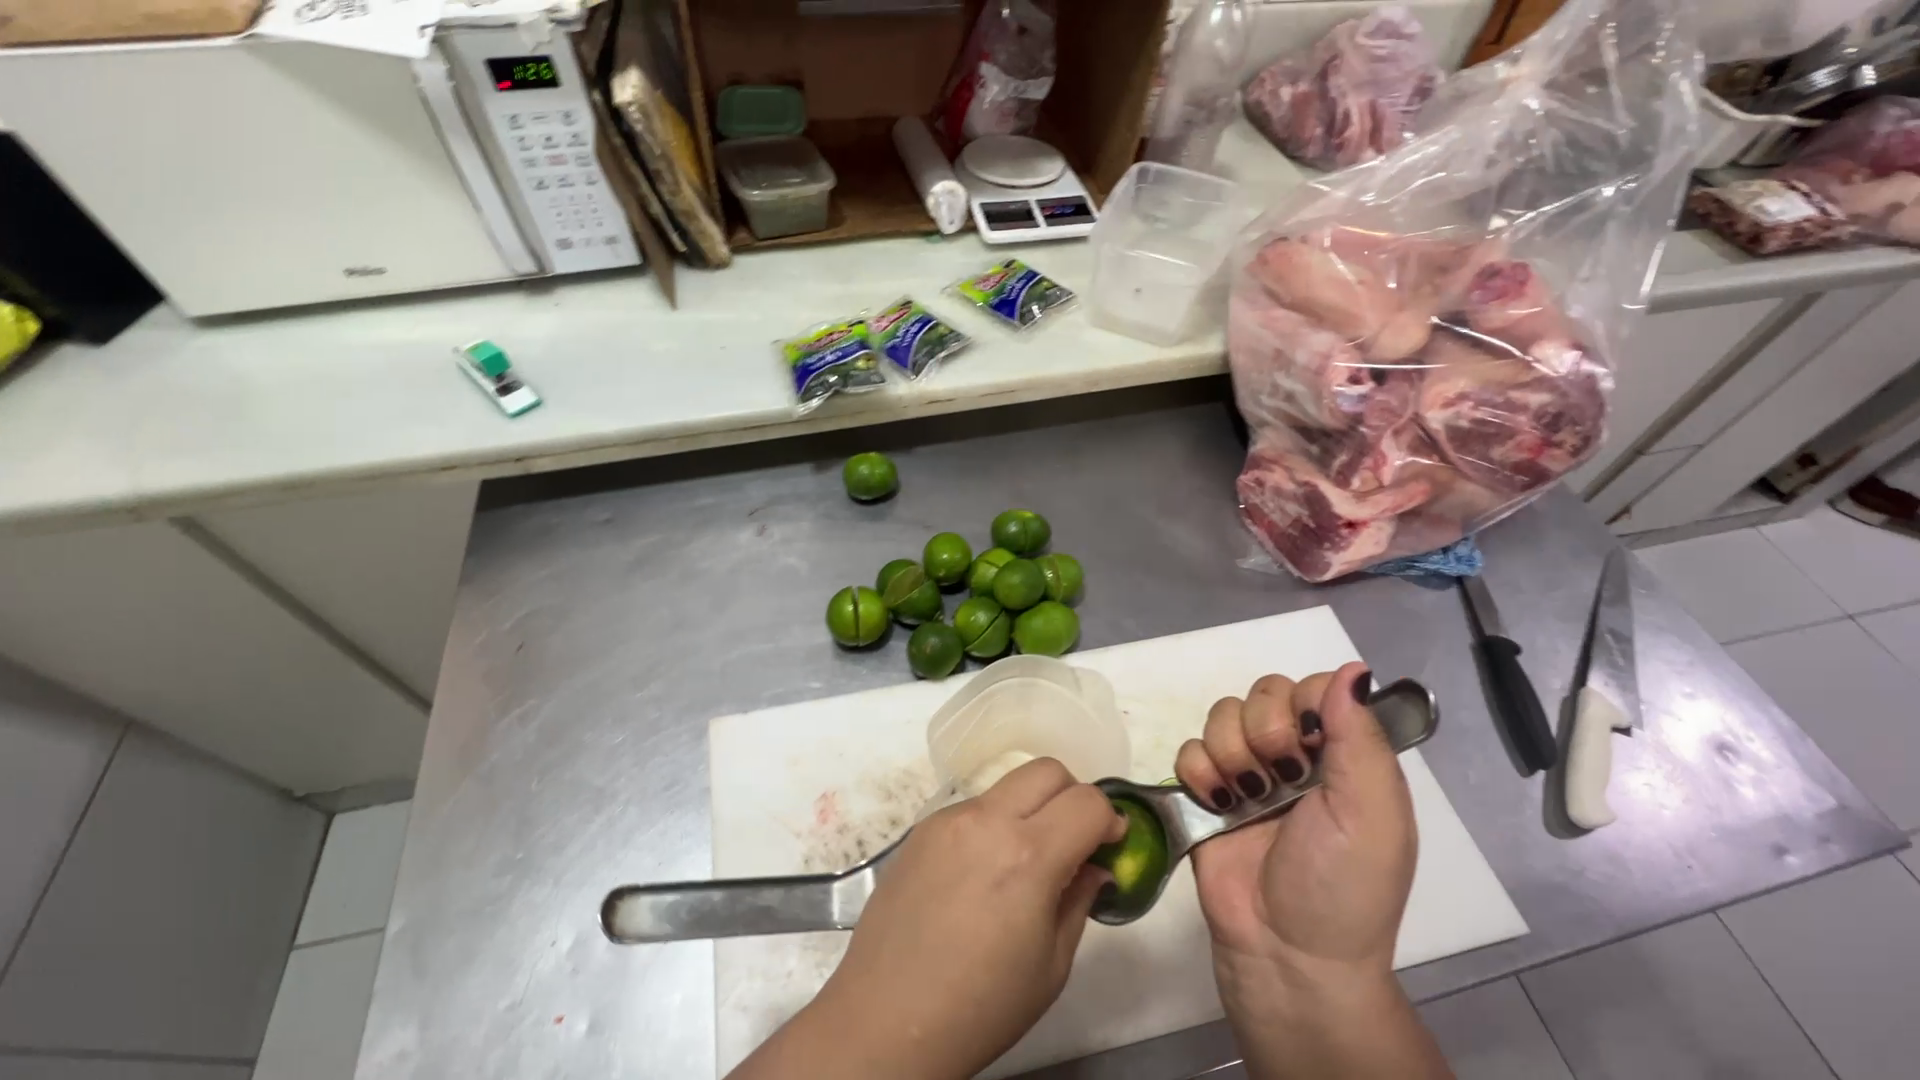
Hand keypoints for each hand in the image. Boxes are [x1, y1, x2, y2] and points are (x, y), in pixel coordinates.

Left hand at [728, 758, 1125, 1079]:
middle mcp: (985, 821)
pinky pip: (972, 809)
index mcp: (1027, 856)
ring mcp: (946, 821)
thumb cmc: (981, 1006)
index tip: (1110, 846)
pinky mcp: (919, 831)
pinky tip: (981, 874)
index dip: (1109, 820)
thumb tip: (1093, 865)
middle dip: (1072, 796)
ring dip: (1029, 808)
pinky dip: (992, 825)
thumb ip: (1078, 898)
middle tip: (1073, 841)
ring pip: (1006, 786)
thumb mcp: (1051, 964)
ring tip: (1023, 862)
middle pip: (1047, 770)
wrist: (887, 1020)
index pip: (1087, 801)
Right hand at [1175, 662, 1414, 974]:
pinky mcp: (1205, 795)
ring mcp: (1246, 773)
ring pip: (1222, 716)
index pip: (1315, 687)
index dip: (1305, 703)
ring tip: (1248, 800)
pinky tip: (1218, 806)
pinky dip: (1199, 774)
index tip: (1311, 743)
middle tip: (1281, 779)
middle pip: (1262, 693)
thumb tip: (1353, 667)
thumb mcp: (1373, 814)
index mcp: (1342, 756)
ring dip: (1232, 754)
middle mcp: (1294, 755)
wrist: (1286, 953)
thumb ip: (1361, 737)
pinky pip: (1188, 751)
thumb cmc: (1343, 886)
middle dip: (1265, 731)